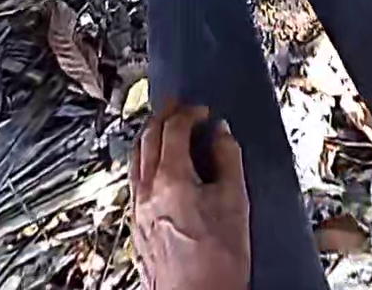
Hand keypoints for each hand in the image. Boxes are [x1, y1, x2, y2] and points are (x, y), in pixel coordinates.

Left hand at [131, 104, 250, 289]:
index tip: (203, 111)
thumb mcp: (235, 202)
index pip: (174, 127)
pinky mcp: (136, 225)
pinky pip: (135, 177)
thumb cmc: (217, 263)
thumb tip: (221, 133)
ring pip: (137, 155)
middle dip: (166, 115)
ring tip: (165, 127)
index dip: (190, 112)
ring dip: (151, 134)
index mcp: (171, 178)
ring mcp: (138, 207)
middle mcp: (148, 188)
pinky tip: (157, 165)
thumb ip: (228, 158)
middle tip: (181, 107)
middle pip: (149, 135)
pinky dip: (146, 158)